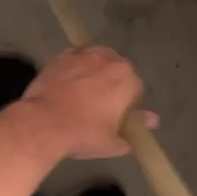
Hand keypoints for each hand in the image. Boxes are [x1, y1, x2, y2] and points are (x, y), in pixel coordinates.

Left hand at [14, 46, 156, 158]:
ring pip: (97, 61)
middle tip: (98, 107)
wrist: (43, 123)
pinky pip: (76, 59)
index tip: (115, 118)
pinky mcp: (62, 55)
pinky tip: (67, 84)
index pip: (136, 89)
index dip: (126, 105)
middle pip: (117, 71)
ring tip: (82, 94)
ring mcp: (83, 54)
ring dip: (95, 73)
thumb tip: (153, 121)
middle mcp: (109, 59)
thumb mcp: (114, 142)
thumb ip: (136, 129)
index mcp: (127, 78)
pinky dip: (76, 68)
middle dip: (112, 85)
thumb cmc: (84, 133)